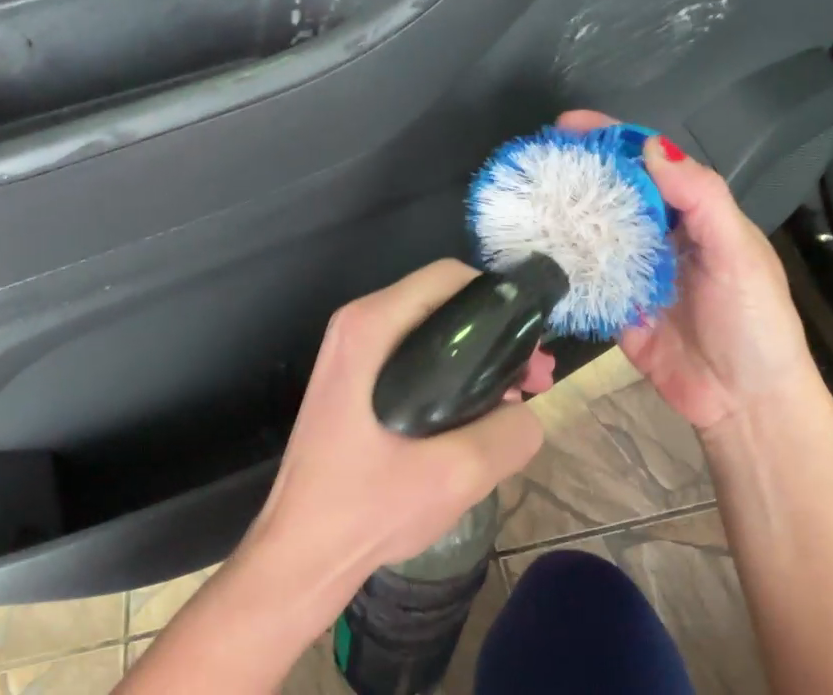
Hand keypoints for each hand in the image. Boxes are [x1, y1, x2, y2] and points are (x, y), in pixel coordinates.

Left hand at [232, 260, 545, 626]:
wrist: (301, 554)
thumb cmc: (366, 508)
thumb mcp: (454, 476)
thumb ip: (508, 434)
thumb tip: (528, 412)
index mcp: (370, 328)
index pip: (448, 278)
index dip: (499, 301)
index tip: (529, 344)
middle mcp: (356, 327)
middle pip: (441, 302)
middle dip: (494, 336)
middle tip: (532, 381)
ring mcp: (351, 354)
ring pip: (429, 332)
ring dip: (476, 360)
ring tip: (513, 403)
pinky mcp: (353, 382)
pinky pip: (412, 358)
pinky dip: (449, 376)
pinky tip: (477, 417)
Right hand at [558, 111, 814, 434]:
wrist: (745, 405)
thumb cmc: (754, 323)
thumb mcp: (739, 254)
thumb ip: (701, 198)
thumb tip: (650, 146)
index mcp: (694, 214)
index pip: (649, 162)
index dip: (612, 139)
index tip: (569, 126)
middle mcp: (659, 236)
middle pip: (612, 191)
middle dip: (575, 170)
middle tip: (534, 160)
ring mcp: (633, 271)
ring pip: (592, 230)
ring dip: (561, 212)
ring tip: (522, 196)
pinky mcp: (613, 305)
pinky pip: (582, 276)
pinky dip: (559, 261)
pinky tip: (529, 247)